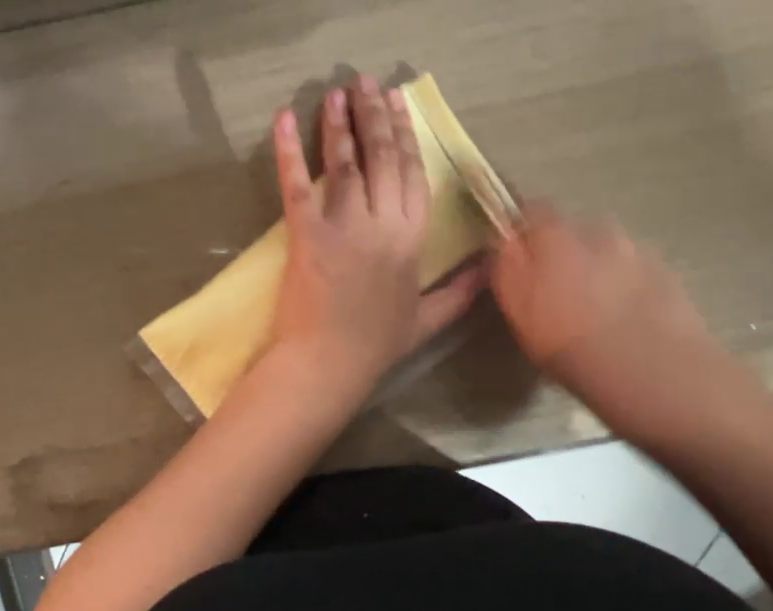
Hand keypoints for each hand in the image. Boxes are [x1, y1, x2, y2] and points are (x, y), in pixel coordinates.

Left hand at [268, 75, 485, 393]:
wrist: (327, 364)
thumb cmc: (373, 348)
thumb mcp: (425, 321)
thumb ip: (458, 293)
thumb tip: (488, 270)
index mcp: (412, 241)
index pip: (413, 177)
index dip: (407, 138)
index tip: (399, 108)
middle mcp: (382, 225)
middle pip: (382, 159)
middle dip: (375, 116)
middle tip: (365, 84)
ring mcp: (344, 227)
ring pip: (345, 164)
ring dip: (340, 123)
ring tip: (336, 93)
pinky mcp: (307, 235)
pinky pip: (297, 185)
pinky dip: (289, 151)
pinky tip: (285, 120)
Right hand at [492, 205, 772, 442]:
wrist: (648, 366)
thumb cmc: (568, 341)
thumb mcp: (519, 309)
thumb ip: (508, 268)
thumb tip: (502, 241)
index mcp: (557, 235)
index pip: (532, 209)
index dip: (519, 226)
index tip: (511, 250)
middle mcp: (600, 229)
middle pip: (571, 229)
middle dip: (558, 249)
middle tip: (547, 287)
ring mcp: (637, 249)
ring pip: (605, 249)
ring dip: (593, 267)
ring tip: (585, 307)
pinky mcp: (666, 272)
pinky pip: (633, 270)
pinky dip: (621, 284)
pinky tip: (617, 317)